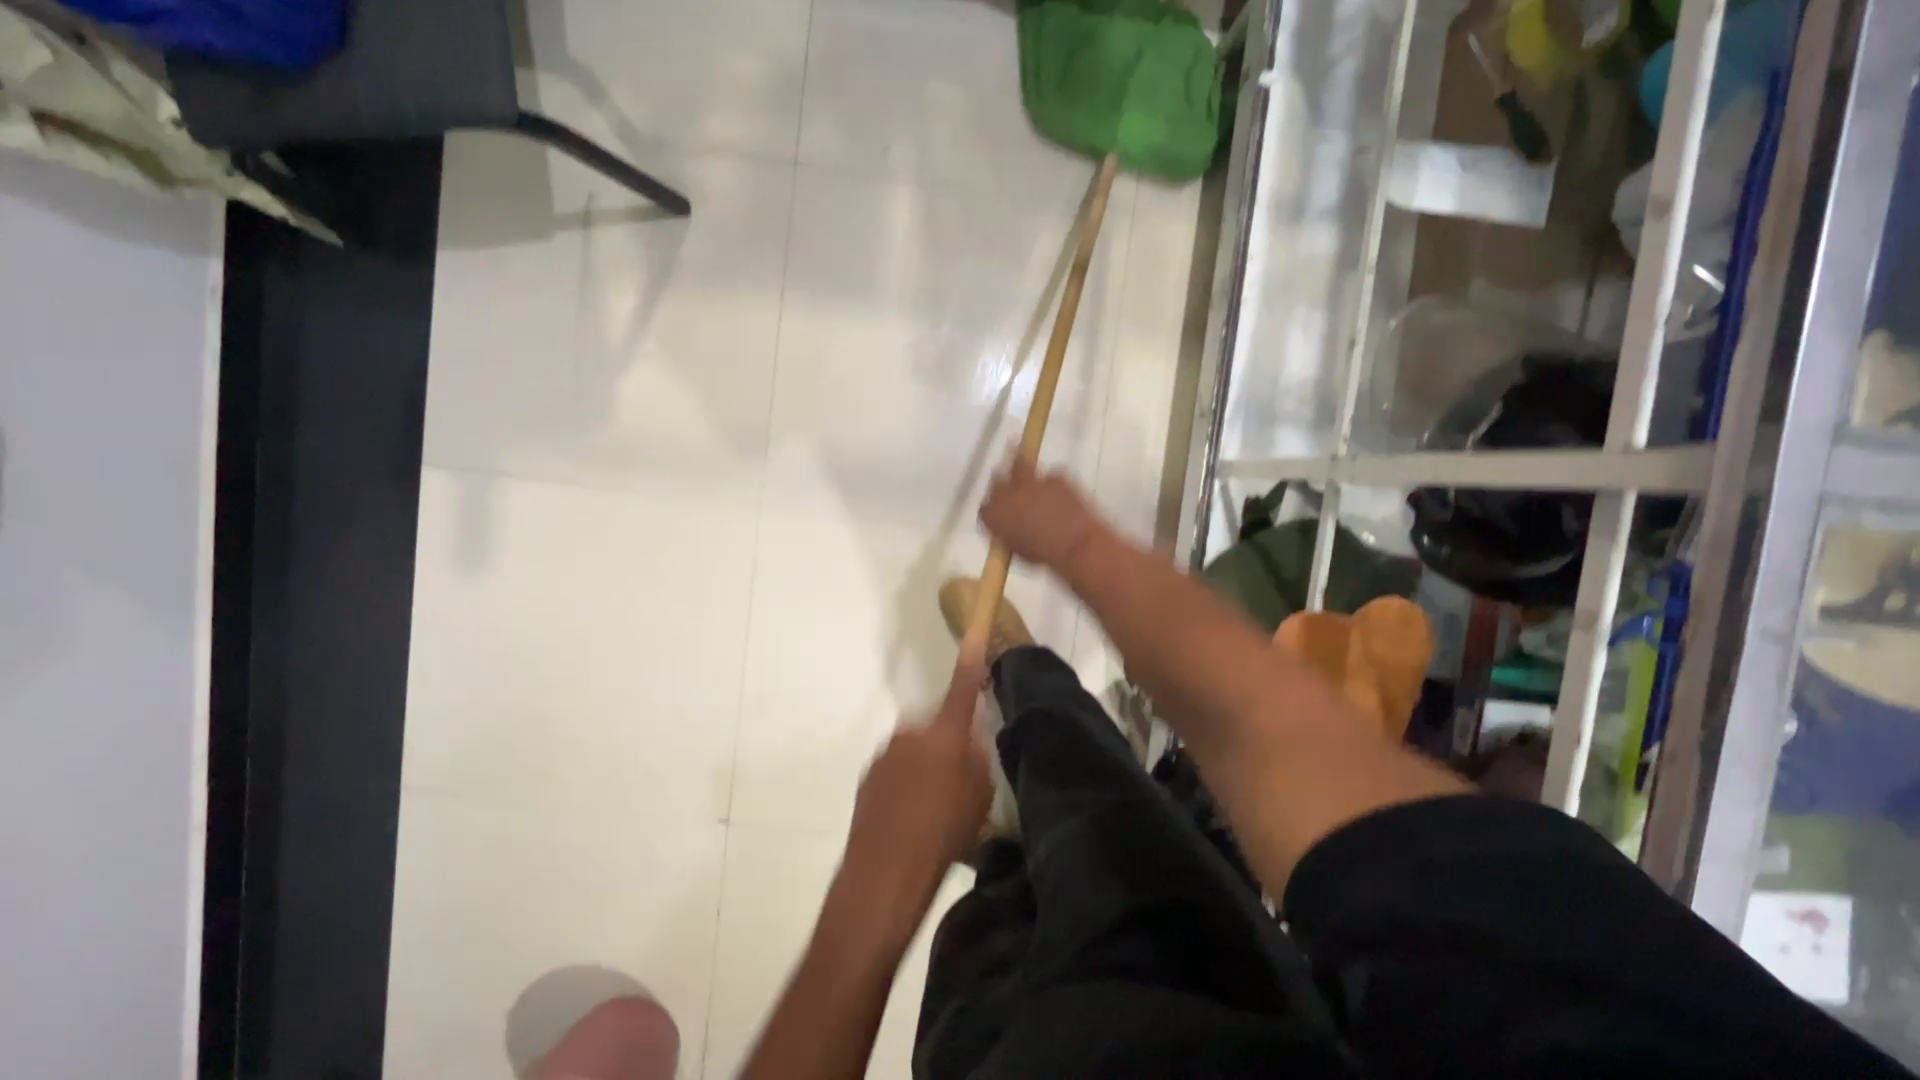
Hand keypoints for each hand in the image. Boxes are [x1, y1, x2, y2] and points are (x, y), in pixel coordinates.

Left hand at [838, 662, 993, 932]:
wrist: (884, 875)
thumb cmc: (943, 835)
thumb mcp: (979, 796)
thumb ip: (977, 756)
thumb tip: (970, 736)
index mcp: (944, 735)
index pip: (964, 689)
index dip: (972, 662)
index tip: (975, 633)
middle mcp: (911, 734)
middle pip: (939, 726)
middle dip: (949, 744)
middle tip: (961, 785)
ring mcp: (885, 755)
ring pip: (918, 751)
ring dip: (927, 769)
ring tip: (936, 814)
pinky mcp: (869, 777)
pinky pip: (898, 771)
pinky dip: (908, 786)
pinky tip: (914, 821)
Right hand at [979, 457, 1106, 571]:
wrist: (1074, 543)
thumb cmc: (1043, 554)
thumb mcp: (1017, 550)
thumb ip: (1007, 535)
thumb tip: (1009, 529)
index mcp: (993, 515)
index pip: (985, 508)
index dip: (994, 509)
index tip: (1003, 514)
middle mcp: (1006, 493)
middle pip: (997, 480)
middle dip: (1004, 484)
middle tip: (1015, 490)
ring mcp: (1030, 481)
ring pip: (1020, 465)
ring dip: (1024, 472)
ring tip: (1036, 486)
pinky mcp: (1054, 475)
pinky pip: (1051, 476)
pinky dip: (1054, 484)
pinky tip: (1063, 498)